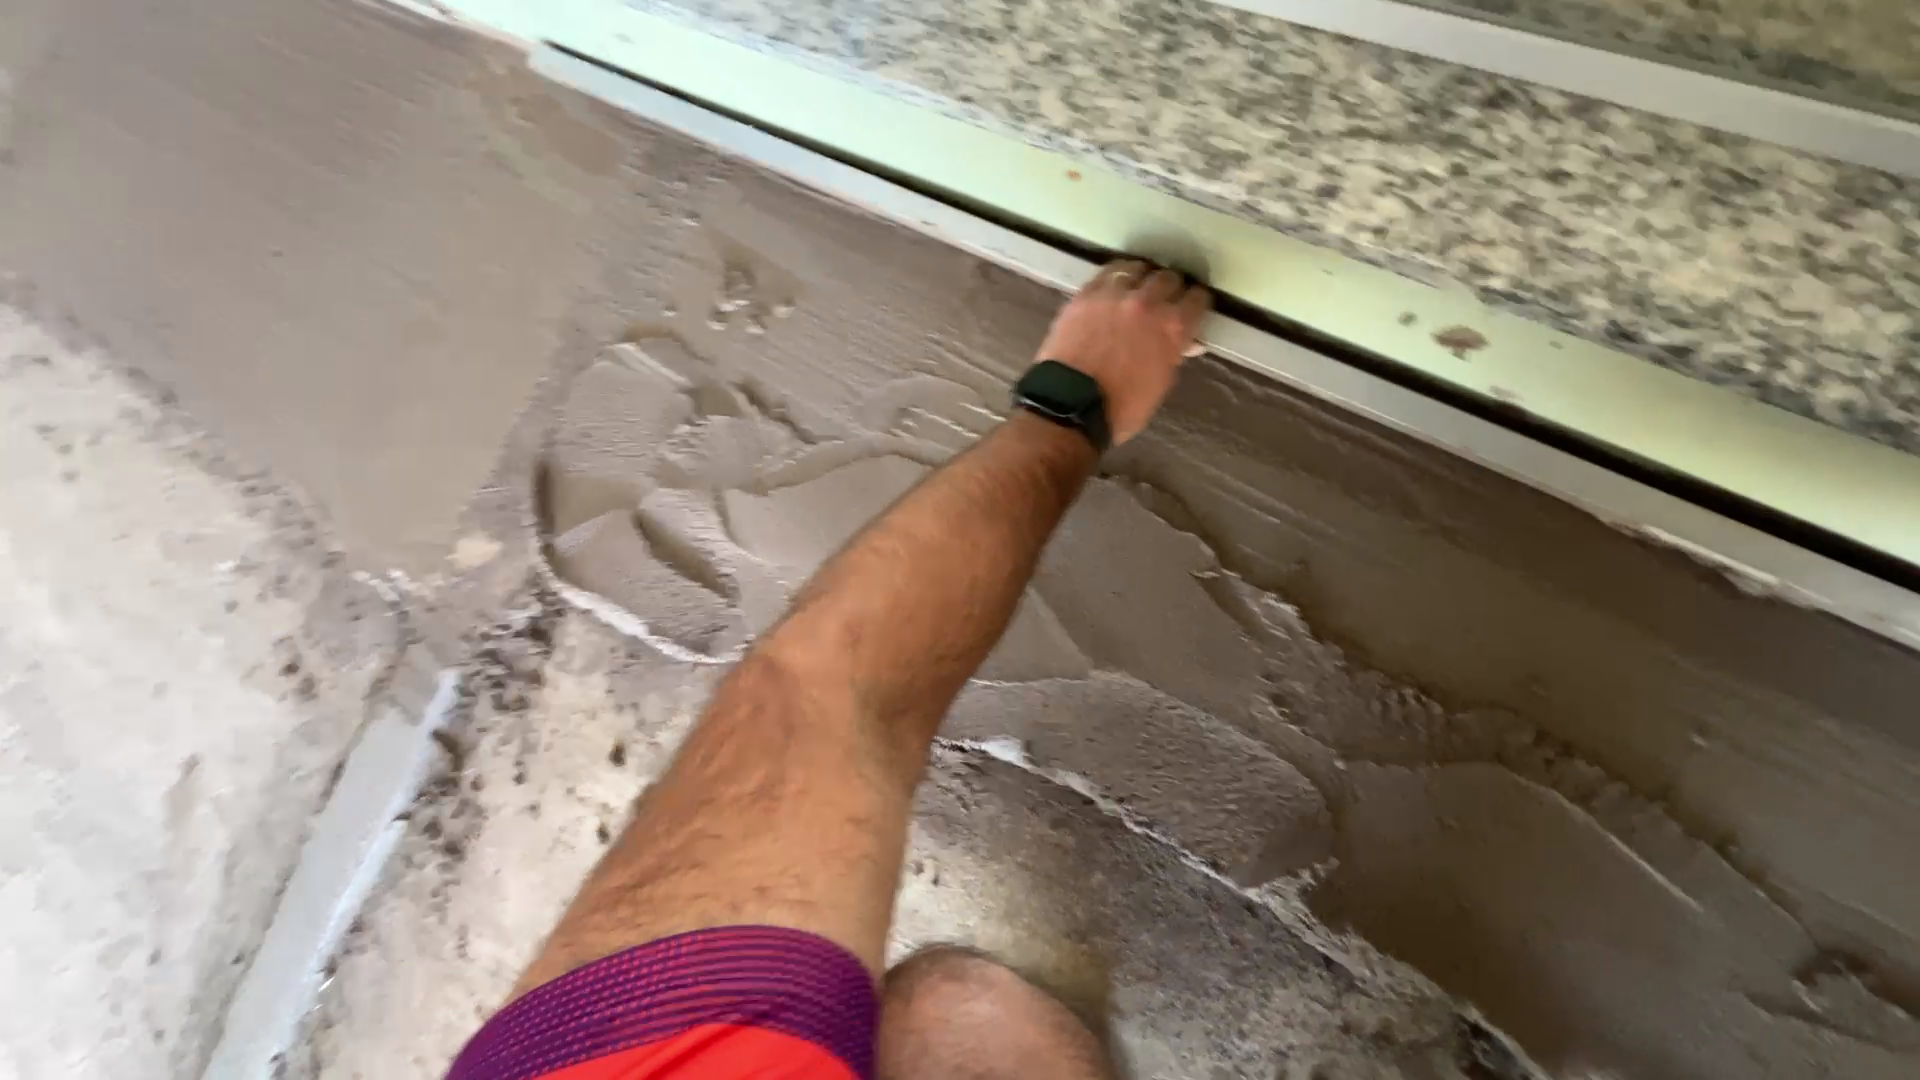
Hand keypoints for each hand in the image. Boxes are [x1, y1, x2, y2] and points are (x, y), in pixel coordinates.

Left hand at [1034, 259, 1210, 445]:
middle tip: (1164, 299)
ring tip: (1138, 287)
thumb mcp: (1160, 385)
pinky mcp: (1086, 294)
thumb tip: (1186, 342)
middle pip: (1169, 278)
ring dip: (1142, 277)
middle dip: (1170, 288)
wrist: (1069, 406)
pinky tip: (1116, 282)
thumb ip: (1173, 355)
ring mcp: (1115, 295)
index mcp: (1173, 328)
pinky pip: (1108, 272)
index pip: (1198, 299)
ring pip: (1138, 269)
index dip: (1196, 303)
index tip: (1191, 308)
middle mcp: (1149, 303)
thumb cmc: (1121, 407)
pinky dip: (1116, 275)